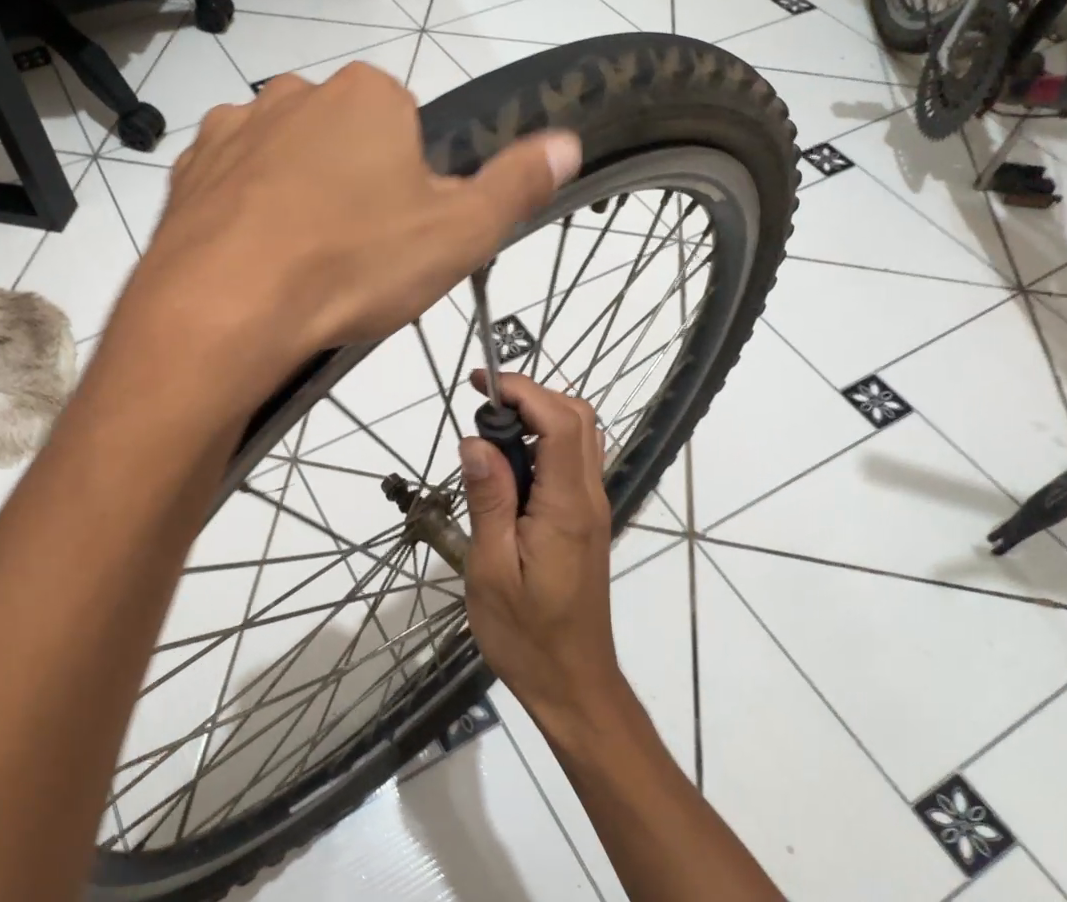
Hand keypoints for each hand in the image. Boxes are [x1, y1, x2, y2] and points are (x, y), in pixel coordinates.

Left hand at [126, 65, 580, 364]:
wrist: (223, 310)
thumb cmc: (351, 266)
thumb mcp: (457, 236)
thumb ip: (514, 186)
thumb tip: (566, 143)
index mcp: (369, 95)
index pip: (407, 130)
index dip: (410, 188)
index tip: (398, 239)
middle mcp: (296, 93)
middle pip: (343, 142)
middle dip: (352, 189)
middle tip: (351, 260)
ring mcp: (233, 129)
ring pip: (285, 163)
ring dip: (296, 201)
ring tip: (298, 268)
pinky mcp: (187, 172)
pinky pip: (232, 188)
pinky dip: (245, 217)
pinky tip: (251, 264)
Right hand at [460, 372, 627, 733]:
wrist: (573, 683)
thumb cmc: (526, 635)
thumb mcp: (491, 569)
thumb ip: (488, 500)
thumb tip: (475, 441)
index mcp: (567, 507)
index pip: (560, 422)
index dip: (524, 390)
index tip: (480, 383)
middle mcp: (589, 499)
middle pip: (579, 420)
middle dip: (532, 397)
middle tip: (481, 407)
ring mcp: (591, 511)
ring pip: (579, 439)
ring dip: (538, 419)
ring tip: (488, 437)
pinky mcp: (584, 525)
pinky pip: (571, 466)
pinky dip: (542, 447)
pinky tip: (506, 471)